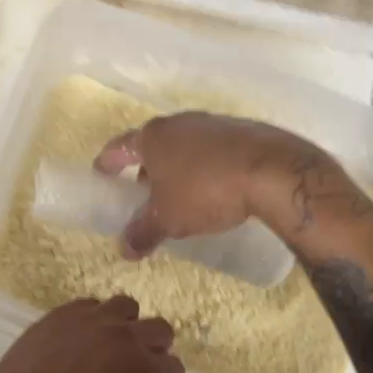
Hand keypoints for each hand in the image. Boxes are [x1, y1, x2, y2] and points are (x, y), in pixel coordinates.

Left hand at [0, 296, 184, 372]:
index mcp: (145, 372)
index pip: (175, 367)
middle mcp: (127, 338)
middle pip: (160, 329)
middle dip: (157, 346)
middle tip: (141, 361)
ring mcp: (96, 320)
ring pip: (127, 306)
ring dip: (127, 323)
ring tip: (113, 338)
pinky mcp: (67, 311)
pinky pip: (91, 304)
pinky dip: (94, 317)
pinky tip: (83, 333)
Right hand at [95, 113, 363, 259]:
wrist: (271, 171)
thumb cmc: (205, 191)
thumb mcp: (168, 219)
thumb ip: (142, 233)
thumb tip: (123, 250)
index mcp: (153, 137)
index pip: (120, 147)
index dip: (108, 162)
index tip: (101, 174)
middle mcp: (180, 122)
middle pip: (154, 145)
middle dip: (147, 169)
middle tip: (145, 195)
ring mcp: (214, 123)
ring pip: (186, 146)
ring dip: (179, 168)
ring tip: (182, 196)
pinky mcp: (244, 131)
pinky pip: (214, 150)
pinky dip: (207, 166)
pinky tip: (216, 189)